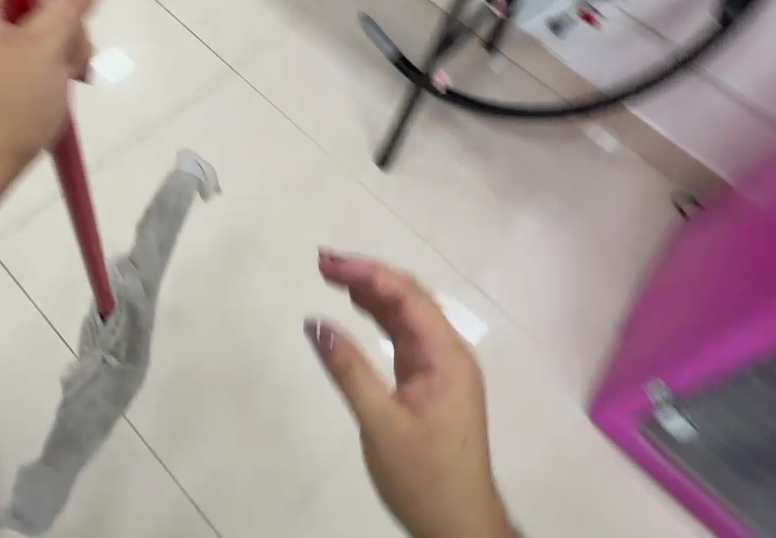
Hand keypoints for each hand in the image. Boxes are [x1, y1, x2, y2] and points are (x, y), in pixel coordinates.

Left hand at [0, 0, 106, 173]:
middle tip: (66, 65)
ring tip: (68, 78)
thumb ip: (71, 3)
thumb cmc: (10, 103)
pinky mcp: (11, 53)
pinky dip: (64, 58)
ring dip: (71, 48)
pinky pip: (49, 39)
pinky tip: (68, 79)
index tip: (62, 36)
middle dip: (68, 30)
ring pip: (57, 19)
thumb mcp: (45, 47)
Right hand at [308, 252, 512, 537]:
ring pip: (406, 314)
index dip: (367, 272)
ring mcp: (440, 367)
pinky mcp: (430, 382)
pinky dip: (379, 318)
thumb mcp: (381, 424)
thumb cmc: (425, 478)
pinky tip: (357, 308)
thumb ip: (349, 369)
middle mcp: (448, 353)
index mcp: (446, 356)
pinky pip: (404, 336)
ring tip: (333, 276)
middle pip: (409, 297)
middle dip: (367, 274)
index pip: (407, 296)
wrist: (461, 530)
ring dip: (372, 293)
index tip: (328, 264)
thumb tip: (314, 323)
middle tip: (324, 264)